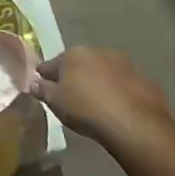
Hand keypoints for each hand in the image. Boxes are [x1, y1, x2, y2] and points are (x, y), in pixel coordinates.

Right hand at [36, 47, 174, 146]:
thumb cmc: (86, 109)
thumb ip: (41, 90)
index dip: (44, 78)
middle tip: (69, 99)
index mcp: (73, 54)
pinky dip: (116, 91)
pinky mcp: (143, 78)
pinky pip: (121, 84)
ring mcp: (124, 63)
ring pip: (101, 72)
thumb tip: (31, 82)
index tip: (43, 91)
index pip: (50, 65)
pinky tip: (115, 108)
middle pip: (78, 65)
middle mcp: (98, 51)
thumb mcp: (55, 102)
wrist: (134, 124)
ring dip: (96, 82)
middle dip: (72, 78)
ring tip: (94, 105)